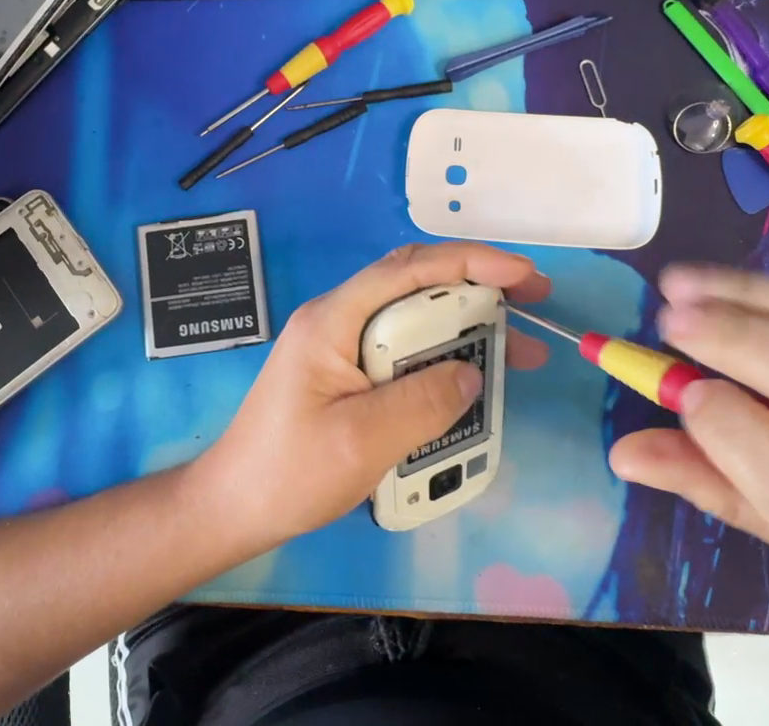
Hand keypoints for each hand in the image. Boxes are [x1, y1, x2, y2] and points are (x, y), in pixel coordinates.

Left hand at [193, 243, 550, 548]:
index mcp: (333, 320)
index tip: (520, 274)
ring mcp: (340, 347)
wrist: (235, 505)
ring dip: (465, 333)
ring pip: (415, 322)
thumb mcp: (362, 440)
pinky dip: (442, 362)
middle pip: (415, 288)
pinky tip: (471, 384)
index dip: (468, 262)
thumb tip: (472, 374)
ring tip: (518, 353)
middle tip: (534, 307)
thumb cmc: (290, 471)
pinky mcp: (347, 375)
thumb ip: (422, 403)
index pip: (406, 270)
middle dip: (477, 293)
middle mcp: (337, 321)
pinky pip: (404, 355)